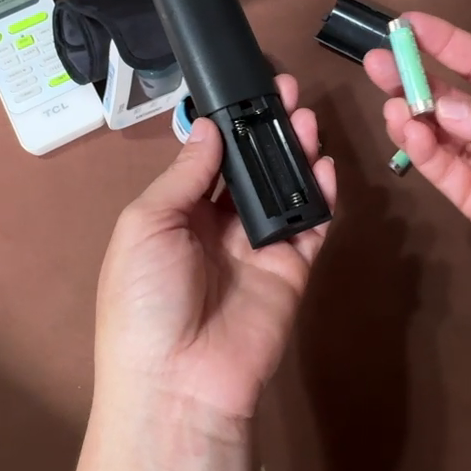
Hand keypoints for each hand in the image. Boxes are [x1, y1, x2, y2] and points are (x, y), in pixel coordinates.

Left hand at [95, 74, 336, 422]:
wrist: (178, 381)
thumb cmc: (145, 298)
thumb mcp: (146, 226)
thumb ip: (184, 174)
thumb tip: (208, 126)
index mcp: (177, 215)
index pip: (210, 159)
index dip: (230, 125)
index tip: (248, 89)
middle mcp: (219, 227)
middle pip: (252, 169)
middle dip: (269, 131)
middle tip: (289, 92)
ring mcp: (259, 248)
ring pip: (285, 190)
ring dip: (297, 153)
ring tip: (308, 117)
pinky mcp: (293, 271)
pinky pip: (312, 227)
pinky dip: (323, 197)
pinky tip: (326, 165)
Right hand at [365, 14, 470, 303]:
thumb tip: (443, 107)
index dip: (445, 42)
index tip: (408, 23)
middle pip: (449, 95)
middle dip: (413, 76)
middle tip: (378, 60)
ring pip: (437, 132)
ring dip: (411, 114)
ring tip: (391, 100)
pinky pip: (441, 169)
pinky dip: (420, 150)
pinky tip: (408, 131)